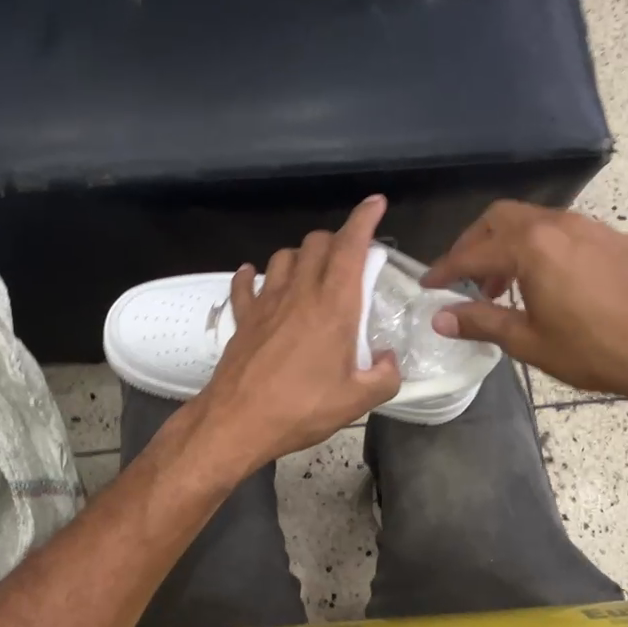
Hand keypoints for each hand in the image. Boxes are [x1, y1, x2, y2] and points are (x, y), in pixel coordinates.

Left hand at [189, 196, 401, 471]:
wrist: (237, 421)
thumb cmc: (301, 409)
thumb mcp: (357, 401)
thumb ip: (385, 377)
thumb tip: (389, 361)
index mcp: (334, 305)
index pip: (350, 246)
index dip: (365, 219)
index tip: (375, 205)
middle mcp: (299, 293)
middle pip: (316, 243)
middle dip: (336, 240)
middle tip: (348, 259)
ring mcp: (266, 303)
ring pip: (283, 257)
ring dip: (300, 256)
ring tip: (310, 272)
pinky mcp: (243, 319)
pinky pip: (244, 284)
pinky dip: (252, 275)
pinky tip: (254, 276)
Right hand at [422, 201, 627, 407]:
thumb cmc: (592, 349)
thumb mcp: (527, 341)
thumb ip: (480, 322)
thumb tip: (440, 318)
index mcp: (531, 246)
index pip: (473, 252)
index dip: (446, 269)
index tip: (428, 285)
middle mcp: (559, 225)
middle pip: (501, 218)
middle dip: (475, 243)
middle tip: (465, 277)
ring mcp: (592, 228)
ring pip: (535, 221)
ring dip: (510, 245)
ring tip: (506, 286)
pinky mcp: (616, 240)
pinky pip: (566, 231)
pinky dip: (542, 248)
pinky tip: (549, 283)